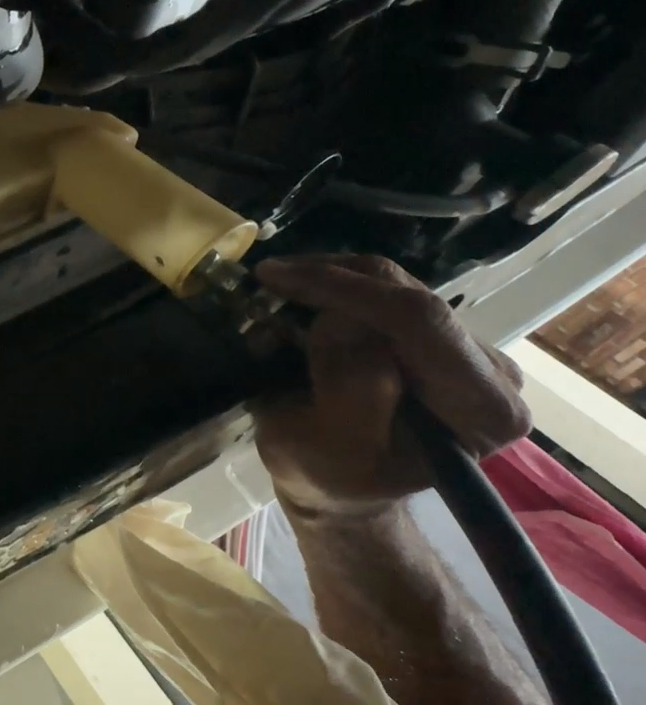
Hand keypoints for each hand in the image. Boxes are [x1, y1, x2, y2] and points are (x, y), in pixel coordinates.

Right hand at [250, 254, 530, 517]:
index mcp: (480, 408)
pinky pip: (378, 286)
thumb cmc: (331, 472)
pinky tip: (296, 299)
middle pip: (404, 292)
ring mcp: (465, 347)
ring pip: (388, 280)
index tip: (270, 276)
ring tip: (274, 295)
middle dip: (326, 279)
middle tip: (263, 281)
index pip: (421, 321)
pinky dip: (327, 285)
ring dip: (321, 279)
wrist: (339, 477)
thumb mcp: (330, 448)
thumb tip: (343, 322)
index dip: (344, 290)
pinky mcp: (435, 332)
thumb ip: (351, 389)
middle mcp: (490, 370)